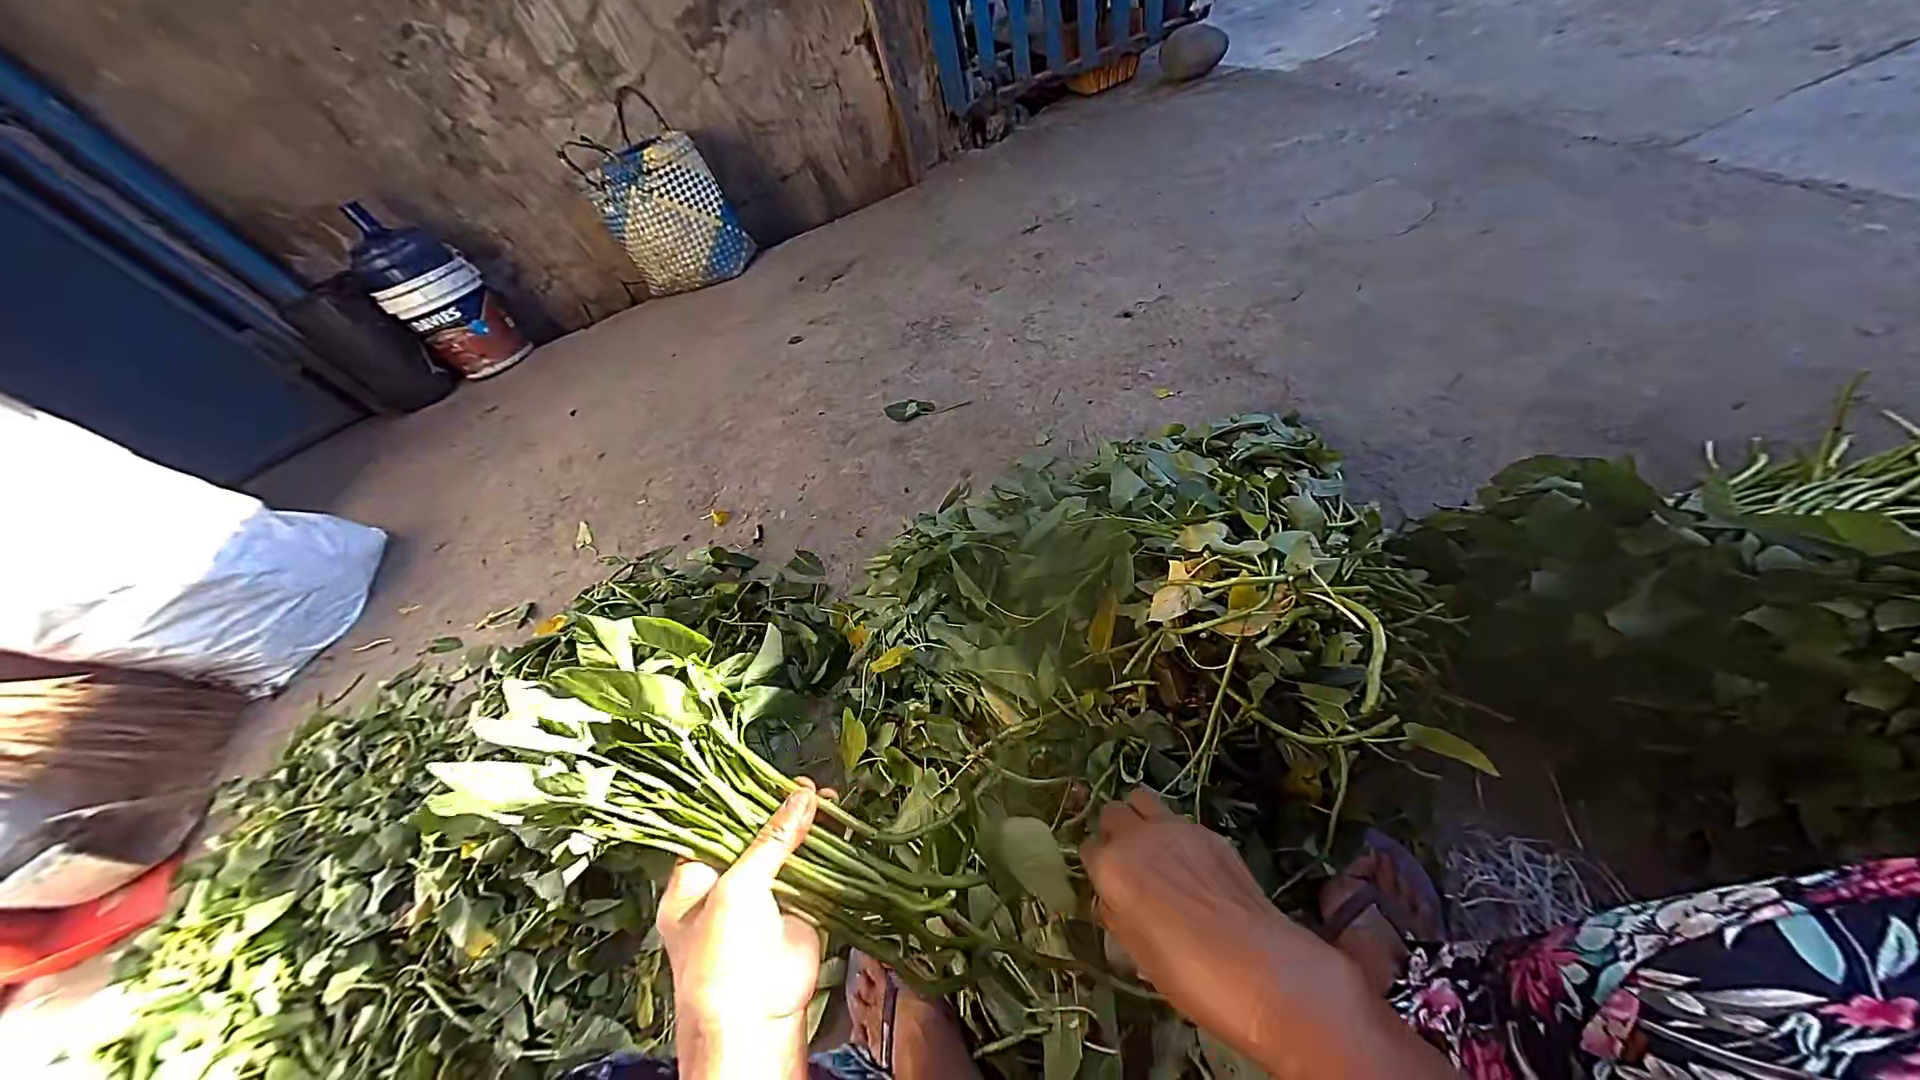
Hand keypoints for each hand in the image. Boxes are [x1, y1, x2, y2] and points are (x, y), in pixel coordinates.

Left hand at [657, 780, 823, 1079]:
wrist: (755, 1023)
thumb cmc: (720, 963)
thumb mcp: (738, 888)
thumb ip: (773, 839)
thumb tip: (801, 798)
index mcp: (696, 883)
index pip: (716, 829)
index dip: (742, 803)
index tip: (765, 778)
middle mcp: (728, 887)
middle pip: (757, 836)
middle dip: (780, 810)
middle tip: (801, 786)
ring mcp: (764, 898)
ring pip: (788, 851)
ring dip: (807, 825)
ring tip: (824, 797)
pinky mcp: (797, 909)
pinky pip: (814, 871)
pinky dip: (827, 849)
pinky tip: (837, 824)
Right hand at [1081, 788, 1456, 1079]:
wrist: (1266, 971)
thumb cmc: (1191, 974)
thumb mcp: (1137, 953)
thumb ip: (1116, 913)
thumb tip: (1112, 898)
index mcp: (1111, 865)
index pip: (1088, 849)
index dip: (1098, 868)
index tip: (1110, 887)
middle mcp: (1138, 835)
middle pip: (1112, 813)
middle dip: (1115, 832)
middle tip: (1129, 864)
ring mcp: (1176, 827)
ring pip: (1142, 798)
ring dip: (1140, 817)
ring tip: (1154, 849)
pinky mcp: (1209, 831)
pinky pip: (1178, 819)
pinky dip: (1174, 832)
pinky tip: (1192, 866)